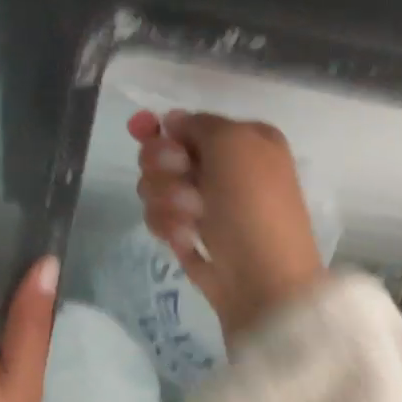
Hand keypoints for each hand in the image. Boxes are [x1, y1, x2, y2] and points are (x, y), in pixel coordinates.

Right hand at [128, 109, 326, 340]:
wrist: (261, 279)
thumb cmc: (254, 205)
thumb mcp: (234, 144)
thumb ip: (199, 124)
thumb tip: (171, 122)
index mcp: (242, 140)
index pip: (187, 124)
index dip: (160, 127)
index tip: (139, 129)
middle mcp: (222, 169)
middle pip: (163, 154)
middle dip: (164, 169)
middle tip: (185, 184)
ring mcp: (204, 204)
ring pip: (155, 189)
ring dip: (166, 201)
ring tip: (192, 220)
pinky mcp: (189, 236)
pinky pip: (159, 221)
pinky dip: (168, 227)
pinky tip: (187, 240)